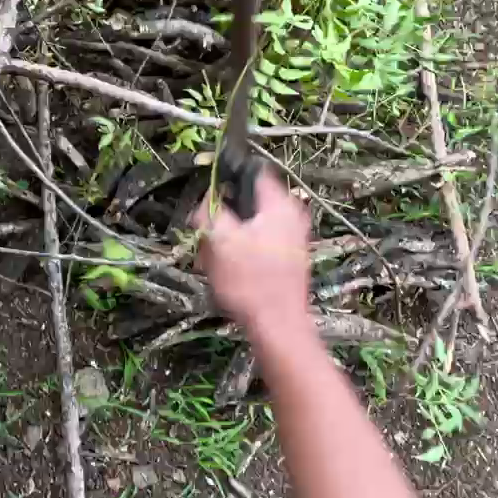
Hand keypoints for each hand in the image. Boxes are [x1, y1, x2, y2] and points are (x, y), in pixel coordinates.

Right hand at [194, 169, 312, 342]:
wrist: (277, 326)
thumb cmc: (249, 281)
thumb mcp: (218, 240)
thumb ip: (208, 211)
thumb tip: (206, 198)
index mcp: (279, 204)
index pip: (251, 171)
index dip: (226, 176)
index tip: (208, 190)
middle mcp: (291, 215)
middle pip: (247, 201)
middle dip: (223, 215)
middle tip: (207, 233)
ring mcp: (291, 237)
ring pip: (247, 224)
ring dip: (227, 236)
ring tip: (213, 256)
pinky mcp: (286, 258)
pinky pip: (254, 243)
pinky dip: (238, 250)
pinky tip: (226, 269)